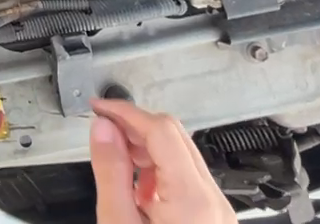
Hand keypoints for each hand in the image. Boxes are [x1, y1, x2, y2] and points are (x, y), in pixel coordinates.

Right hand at [89, 99, 236, 223]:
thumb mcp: (117, 222)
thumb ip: (111, 172)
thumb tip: (103, 128)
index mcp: (193, 199)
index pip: (160, 128)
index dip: (124, 110)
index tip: (99, 108)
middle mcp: (215, 202)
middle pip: (175, 136)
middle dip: (134, 126)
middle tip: (104, 130)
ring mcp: (220, 213)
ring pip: (182, 155)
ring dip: (146, 149)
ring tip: (119, 165)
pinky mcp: (217, 222)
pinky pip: (189, 179)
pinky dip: (160, 171)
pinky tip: (139, 190)